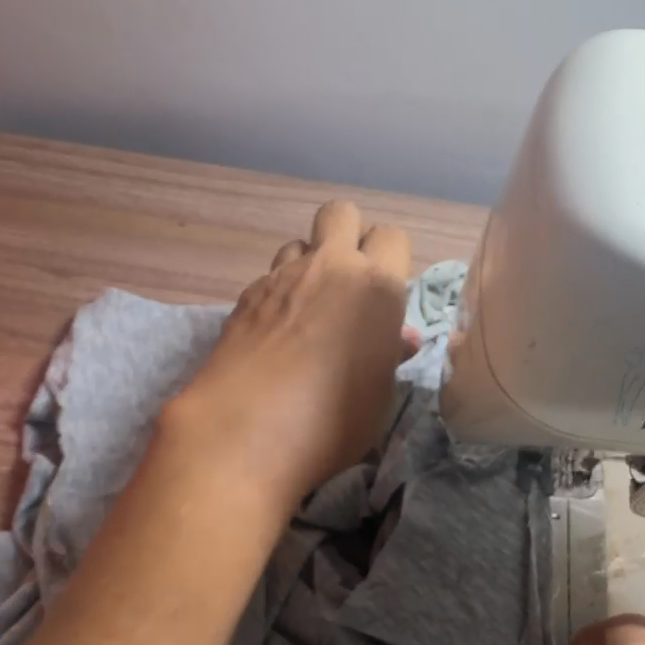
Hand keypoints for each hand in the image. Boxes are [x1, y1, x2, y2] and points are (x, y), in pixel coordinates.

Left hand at [160, 200, 413, 506]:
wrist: (246, 430)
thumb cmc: (333, 421)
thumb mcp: (378, 395)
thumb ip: (389, 354)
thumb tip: (399, 337)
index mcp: (376, 286)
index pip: (392, 237)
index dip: (390, 260)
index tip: (385, 294)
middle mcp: (329, 268)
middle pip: (339, 214)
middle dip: (346, 235)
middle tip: (347, 284)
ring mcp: (280, 278)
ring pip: (298, 244)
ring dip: (307, 265)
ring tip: (307, 311)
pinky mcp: (244, 297)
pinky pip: (268, 278)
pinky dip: (277, 296)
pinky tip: (274, 335)